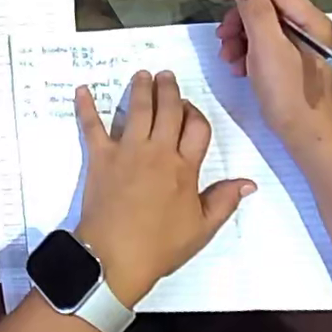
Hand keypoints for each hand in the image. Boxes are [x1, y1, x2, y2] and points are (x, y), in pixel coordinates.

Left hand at [72, 71, 256, 305]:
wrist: (115, 256)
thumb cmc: (160, 246)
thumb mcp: (201, 228)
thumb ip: (224, 201)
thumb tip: (249, 183)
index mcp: (184, 168)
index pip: (197, 128)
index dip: (196, 114)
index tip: (190, 109)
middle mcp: (158, 151)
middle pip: (168, 111)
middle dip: (169, 90)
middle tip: (166, 75)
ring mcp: (127, 150)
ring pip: (137, 110)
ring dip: (140, 89)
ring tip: (142, 74)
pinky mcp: (100, 156)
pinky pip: (92, 126)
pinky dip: (85, 106)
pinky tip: (82, 89)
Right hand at [214, 0, 331, 156]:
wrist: (305, 133)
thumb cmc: (288, 93)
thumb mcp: (267, 48)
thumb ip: (256, 12)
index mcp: (310, 19)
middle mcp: (309, 27)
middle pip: (266, 7)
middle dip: (239, 18)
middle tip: (222, 36)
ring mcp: (301, 45)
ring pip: (262, 26)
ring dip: (239, 37)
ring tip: (228, 57)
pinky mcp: (292, 62)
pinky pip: (265, 45)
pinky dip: (247, 51)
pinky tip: (238, 67)